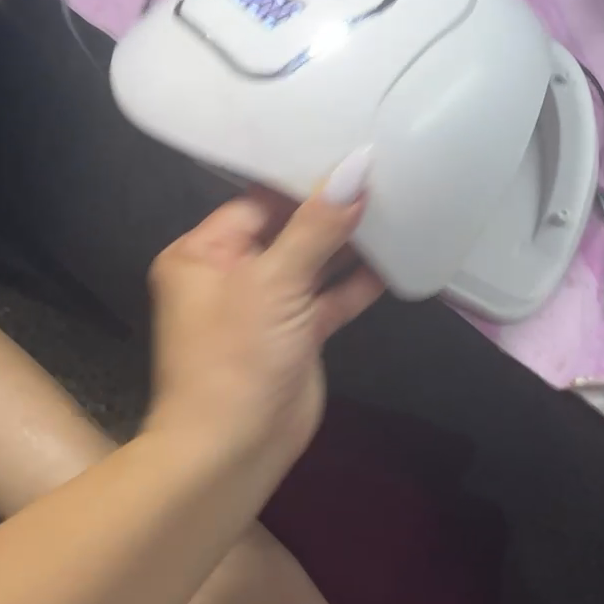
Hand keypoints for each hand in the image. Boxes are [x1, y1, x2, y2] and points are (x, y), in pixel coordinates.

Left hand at [144, 149, 383, 470]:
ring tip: (398, 208)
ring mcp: (268, 304)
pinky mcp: (298, 332)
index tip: (354, 155)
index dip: (305, 180)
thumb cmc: (238, 356)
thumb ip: (317, 225)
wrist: (235, 447)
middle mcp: (233, 273)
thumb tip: (356, 167)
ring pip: (315, 262)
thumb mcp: (275, 281)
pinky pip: (331, 296)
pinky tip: (395, 259)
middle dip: (334, 209)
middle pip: (291, 228)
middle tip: (385, 175)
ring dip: (351, 244)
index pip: (259, 201)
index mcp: (205, 253)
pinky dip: (358, 282)